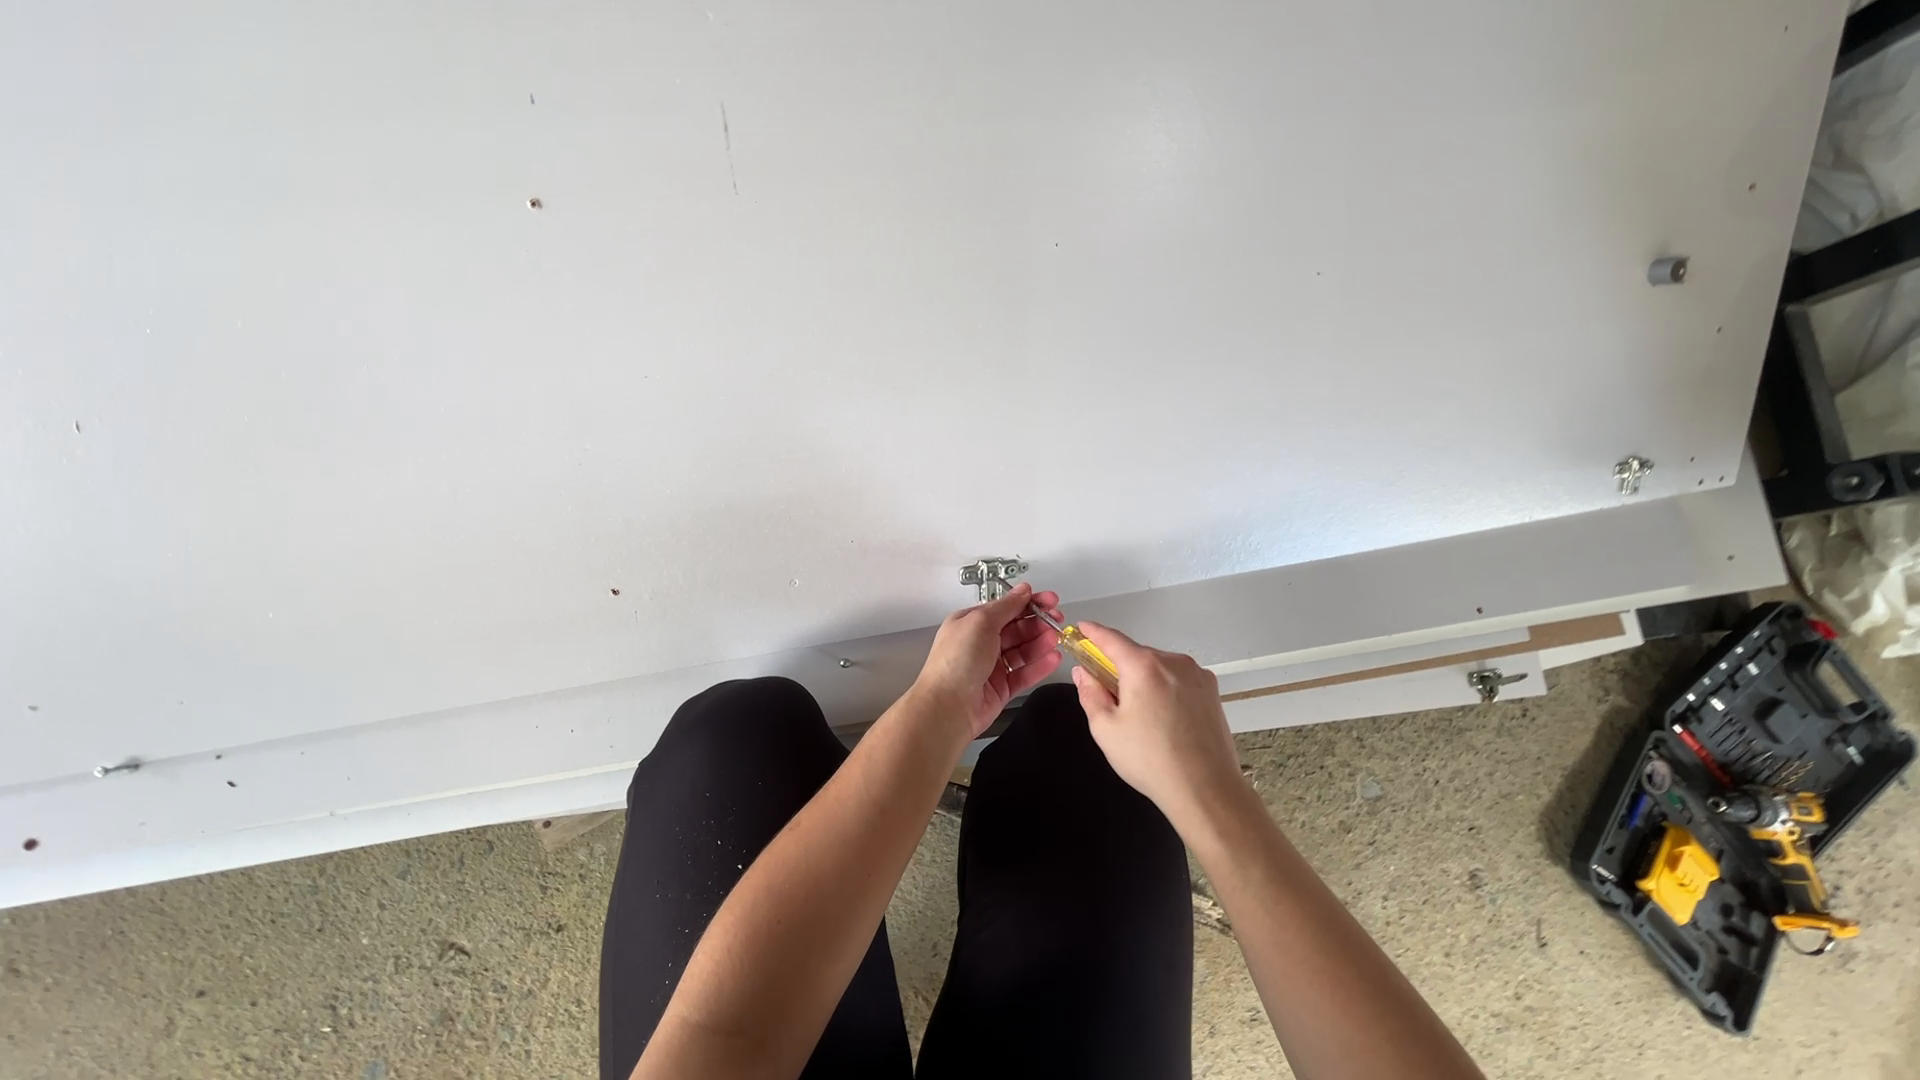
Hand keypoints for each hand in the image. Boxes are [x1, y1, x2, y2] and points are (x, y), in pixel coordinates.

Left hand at [910, 583, 1063, 740]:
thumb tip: (1022, 591)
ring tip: (1055, 638)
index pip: (1005, 608)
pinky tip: (1052, 658)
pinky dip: (1040, 666)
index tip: (1049, 600)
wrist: (947, 707)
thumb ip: (1006, 606)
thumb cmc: (953, 664)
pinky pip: (1025, 673)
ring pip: (1023, 651)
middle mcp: (980, 644)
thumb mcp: (981, 622)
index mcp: (970, 623)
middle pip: (1017, 629)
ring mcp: (991, 666)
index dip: (1029, 603)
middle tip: (1056, 620)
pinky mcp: (1001, 688)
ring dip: (1041, 643)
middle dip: (1038, 622)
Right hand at [1070, 622, 1242, 824]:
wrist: (1205, 788)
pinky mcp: (1212, 692)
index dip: (1093, 632)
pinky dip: (1165, 689)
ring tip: (1139, 716)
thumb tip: (1083, 672)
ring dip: (1144, 679)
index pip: (1111, 639)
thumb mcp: (1105, 728)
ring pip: (1160, 668)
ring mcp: (1197, 675)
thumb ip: (1090, 693)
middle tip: (1106, 692)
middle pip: (1137, 655)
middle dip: (1119, 667)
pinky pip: (1179, 680)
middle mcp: (1173, 662)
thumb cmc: (1150, 760)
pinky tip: (1163, 719)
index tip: (1081, 628)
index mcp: (1144, 666)